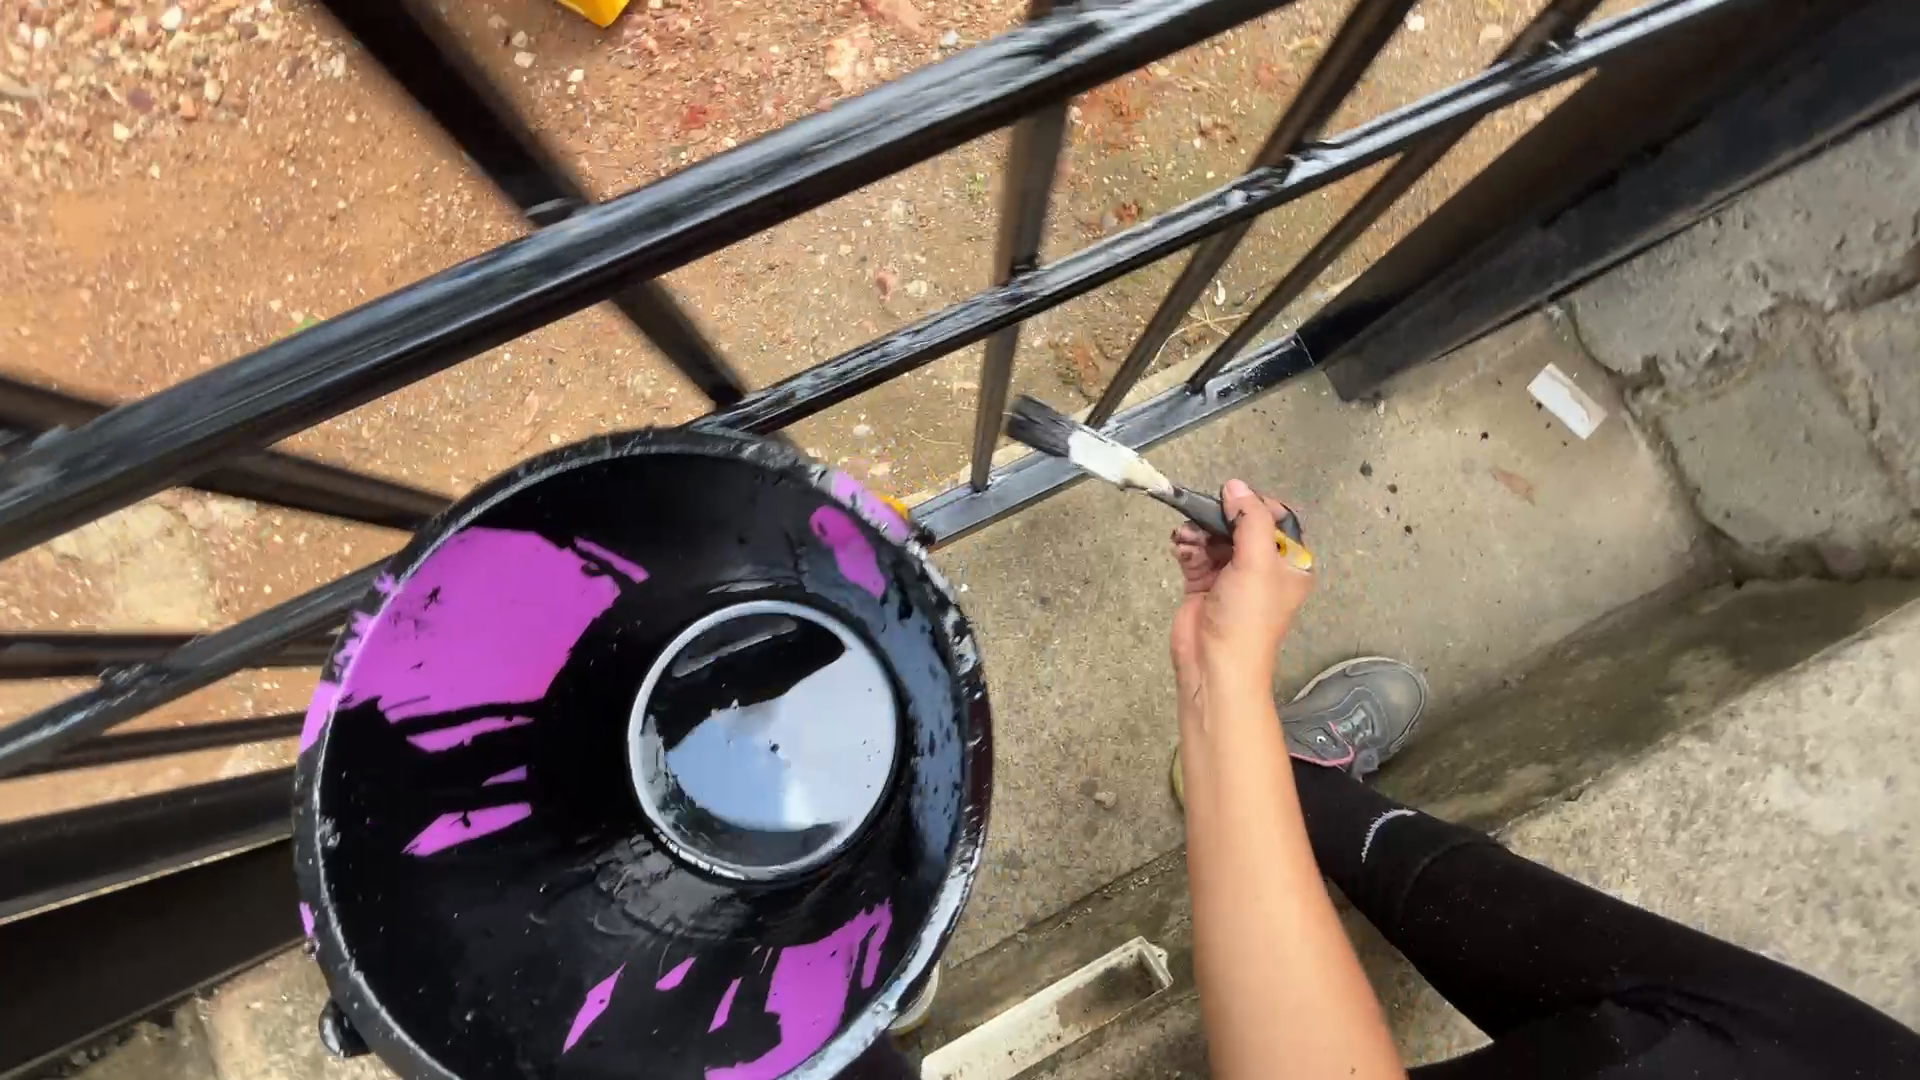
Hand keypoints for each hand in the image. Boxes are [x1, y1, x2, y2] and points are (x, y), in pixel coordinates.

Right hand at [1170, 479, 1313, 700]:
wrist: (1214, 663)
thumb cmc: (1247, 617)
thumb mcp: (1258, 562)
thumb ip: (1249, 519)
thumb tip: (1235, 486)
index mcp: (1290, 564)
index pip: (1277, 519)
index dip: (1254, 505)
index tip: (1231, 501)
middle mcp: (1263, 567)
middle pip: (1240, 525)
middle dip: (1219, 518)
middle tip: (1201, 513)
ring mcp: (1231, 576)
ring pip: (1214, 537)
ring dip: (1198, 531)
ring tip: (1185, 536)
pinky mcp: (1203, 584)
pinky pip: (1195, 553)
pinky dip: (1186, 546)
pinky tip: (1180, 547)